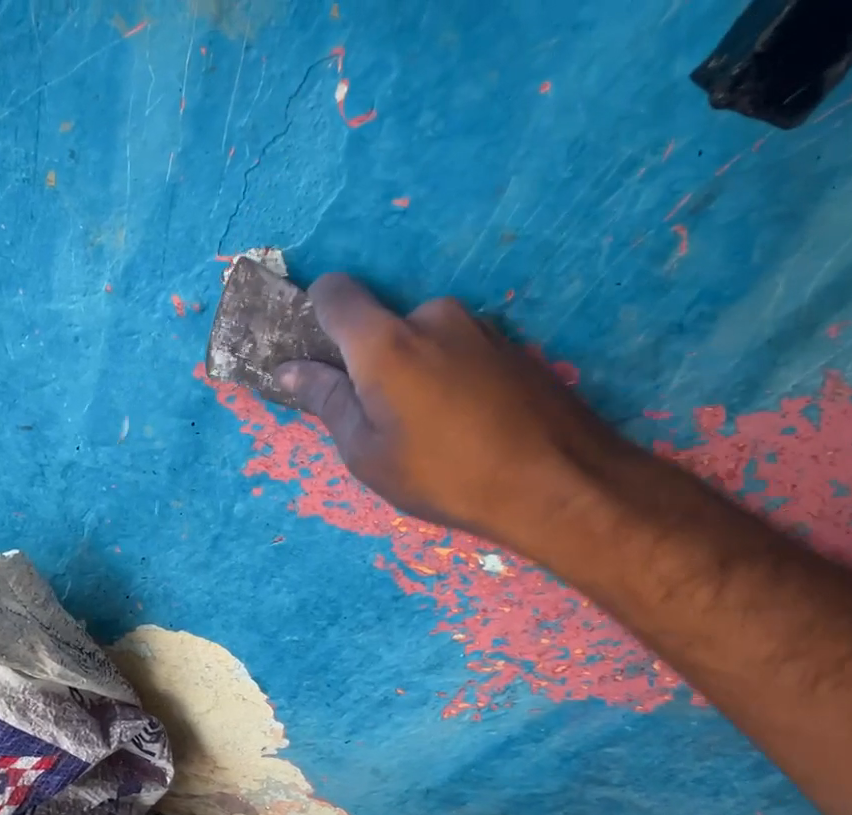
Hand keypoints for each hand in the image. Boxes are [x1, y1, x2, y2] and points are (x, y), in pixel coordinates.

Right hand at [275, 274, 636, 549]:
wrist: (561, 483)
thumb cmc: (444, 473)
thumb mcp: (366, 451)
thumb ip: (326, 400)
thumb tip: (290, 370)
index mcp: (385, 340)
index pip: (333, 292)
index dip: (315, 316)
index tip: (316, 357)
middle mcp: (431, 316)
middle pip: (380, 324)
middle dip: (370, 360)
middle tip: (379, 418)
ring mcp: (478, 327)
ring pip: (422, 339)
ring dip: (412, 371)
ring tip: (429, 428)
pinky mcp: (511, 345)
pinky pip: (457, 351)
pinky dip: (447, 377)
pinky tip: (466, 425)